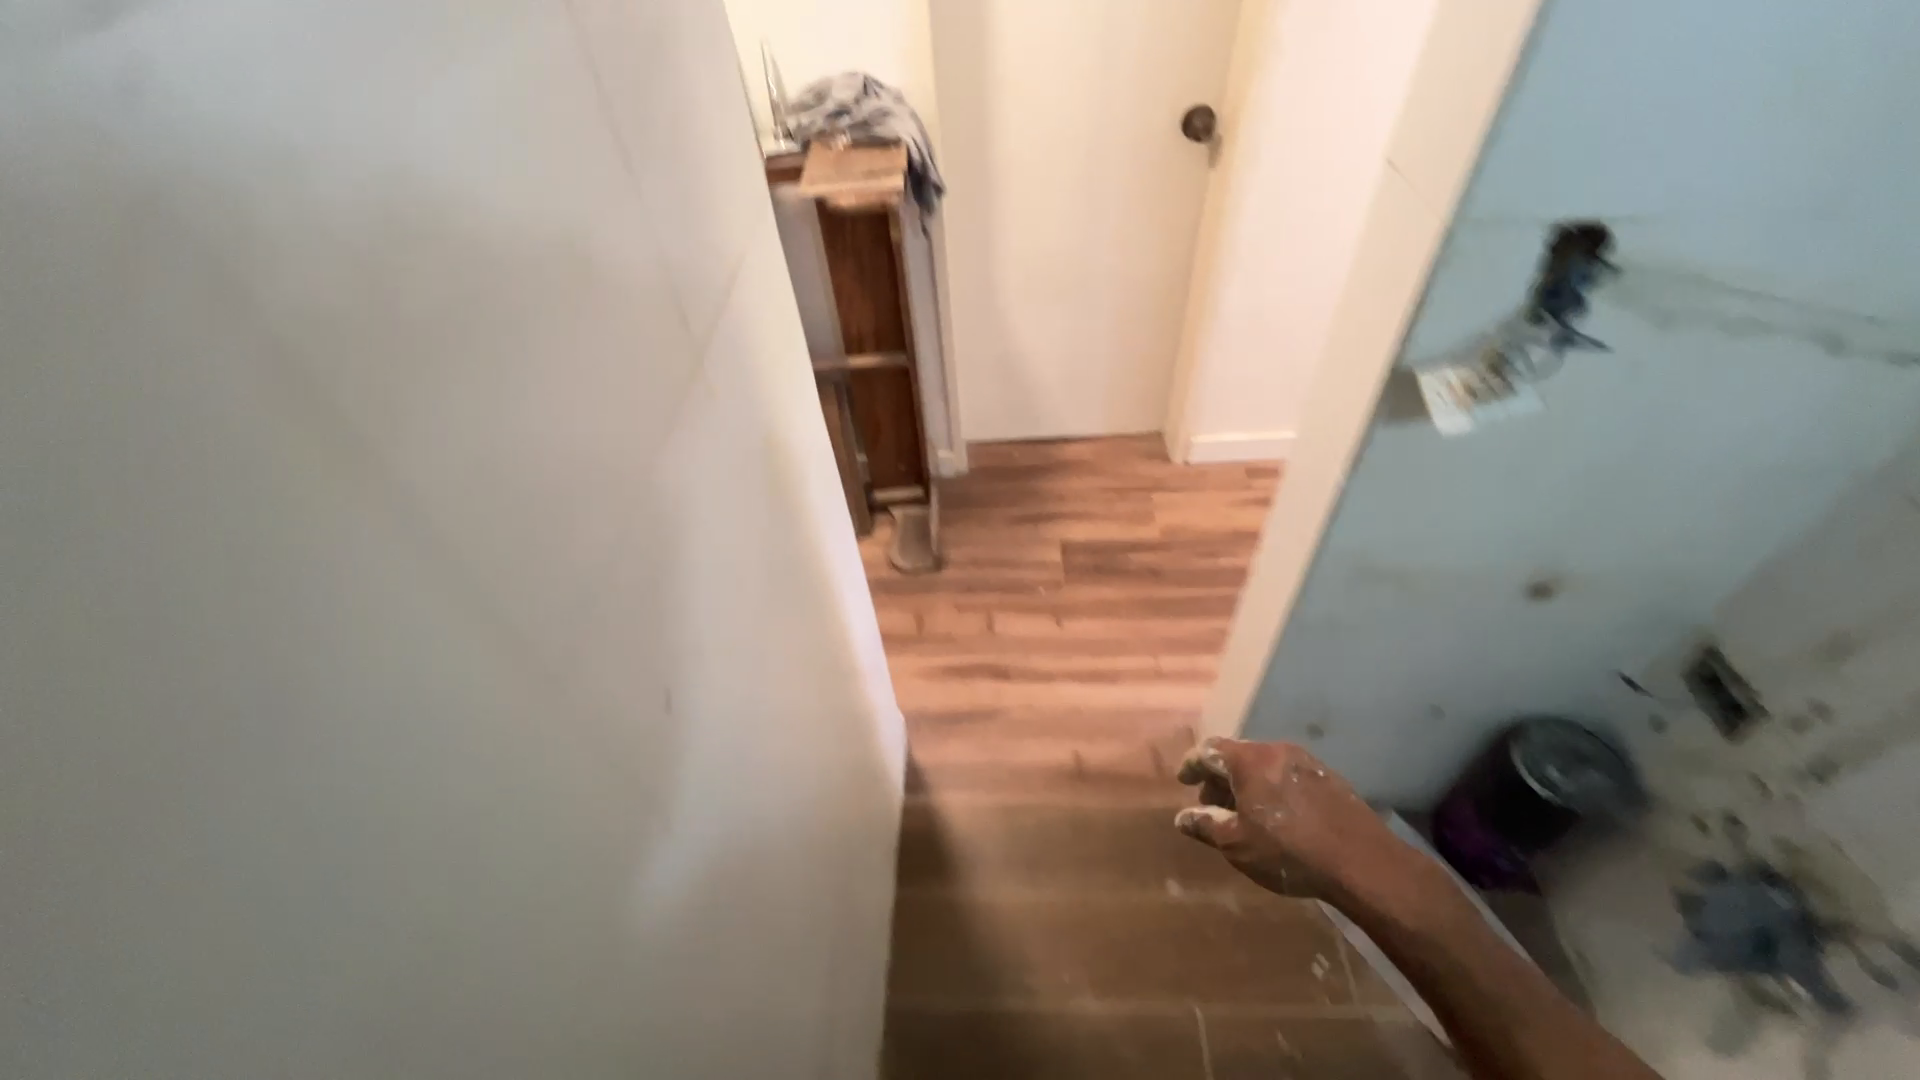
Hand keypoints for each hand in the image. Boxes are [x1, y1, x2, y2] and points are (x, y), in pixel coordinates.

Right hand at [1173, 737, 1414, 903]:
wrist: (1363, 862)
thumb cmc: (1289, 851)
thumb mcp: (1237, 844)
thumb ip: (1205, 825)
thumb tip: (1182, 817)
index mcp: (1249, 760)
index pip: (1209, 750)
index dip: (1192, 765)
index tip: (1183, 781)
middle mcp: (1277, 750)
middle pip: (1238, 755)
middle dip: (1220, 777)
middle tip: (1212, 803)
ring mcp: (1307, 762)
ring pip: (1265, 765)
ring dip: (1248, 783)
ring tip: (1244, 812)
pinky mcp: (1330, 778)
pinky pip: (1288, 775)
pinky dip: (1272, 788)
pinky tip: (1277, 816)